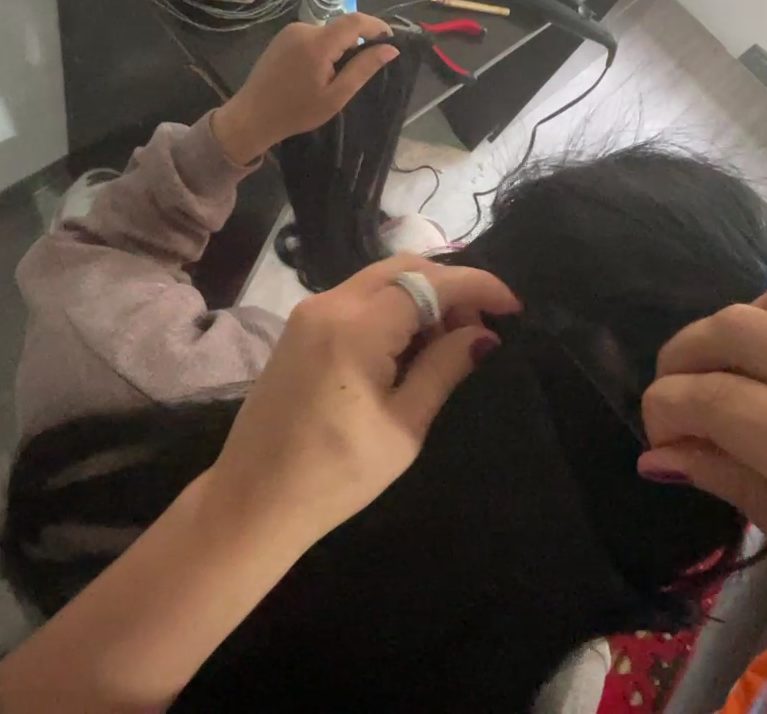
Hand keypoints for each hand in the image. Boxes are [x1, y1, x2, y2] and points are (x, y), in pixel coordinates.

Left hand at [205, 254, 521, 539]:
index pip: (428, 283)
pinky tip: (411, 341)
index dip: (476, 286)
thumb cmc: (335, 475)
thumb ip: (444, 369)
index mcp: (355, 329)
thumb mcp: (403, 427)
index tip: (513, 307)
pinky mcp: (299, 326)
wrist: (253, 498)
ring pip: (380, 279)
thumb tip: (483, 335)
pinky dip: (392, 306)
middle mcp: (328, 304)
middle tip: (482, 327)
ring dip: (422, 295)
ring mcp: (309, 312)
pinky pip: (358, 297)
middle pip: (403, 268)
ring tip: (452, 338)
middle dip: (450, 287)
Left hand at [211, 14, 399, 164]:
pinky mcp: (282, 37)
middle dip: (355, 44)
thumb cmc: (296, 111)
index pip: (355, 21)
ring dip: (338, 48)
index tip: (391, 40)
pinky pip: (313, 37)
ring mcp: (290, 31)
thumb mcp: (336, 96)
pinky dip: (323, 49)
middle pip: (341, 27)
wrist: (252, 116)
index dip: (377, 26)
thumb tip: (390, 49)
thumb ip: (363, 68)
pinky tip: (315, 73)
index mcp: (318, 43)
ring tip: (332, 78)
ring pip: (327, 33)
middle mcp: (304, 29)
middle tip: (358, 72)